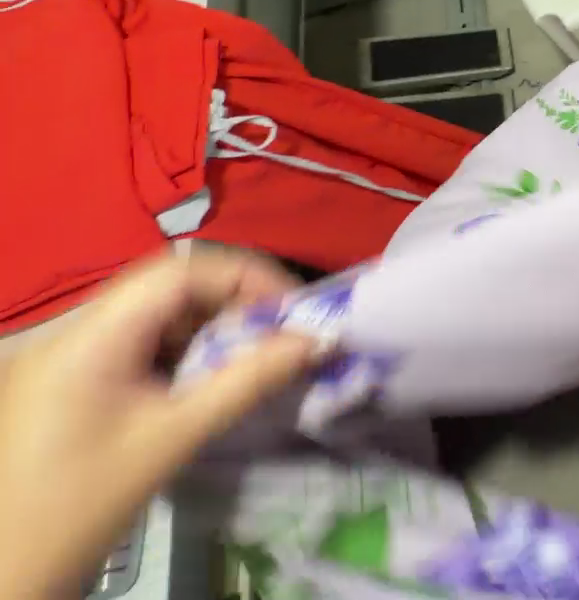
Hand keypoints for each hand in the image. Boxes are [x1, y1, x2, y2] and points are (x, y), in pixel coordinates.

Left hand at [0, 253, 313, 597]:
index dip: (247, 277)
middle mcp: (68, 336)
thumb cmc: (81, 503)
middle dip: (236, 300)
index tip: (291, 310)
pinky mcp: (66, 381)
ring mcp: (63, 359)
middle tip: (280, 331)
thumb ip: (252, 379)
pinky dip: (187, 346)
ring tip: (253, 354)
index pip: (180, 271)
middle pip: (169, 285)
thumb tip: (320, 339)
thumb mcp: (176, 437)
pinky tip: (208, 377)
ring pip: (158, 311)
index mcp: (86, 342)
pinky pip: (140, 340)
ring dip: (215, 323)